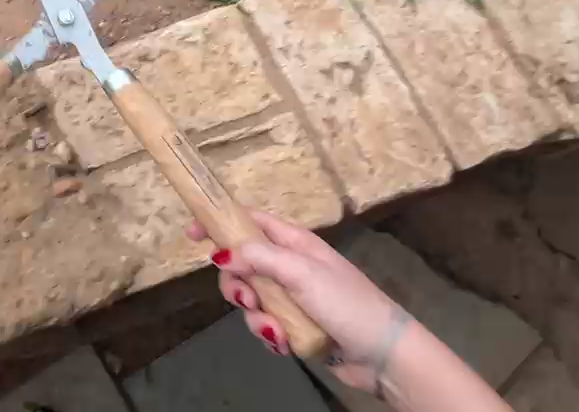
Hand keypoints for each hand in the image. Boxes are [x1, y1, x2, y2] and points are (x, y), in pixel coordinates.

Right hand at [188, 211, 412, 389]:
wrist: (386, 357)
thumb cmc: (347, 303)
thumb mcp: (301, 272)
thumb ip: (258, 256)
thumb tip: (220, 253)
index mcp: (293, 242)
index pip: (247, 221)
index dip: (219, 223)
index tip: (193, 234)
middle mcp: (288, 265)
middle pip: (240, 262)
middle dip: (236, 282)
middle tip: (245, 297)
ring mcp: (291, 296)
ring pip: (249, 295)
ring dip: (253, 312)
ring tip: (271, 328)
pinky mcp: (294, 325)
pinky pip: (264, 321)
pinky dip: (268, 332)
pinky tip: (283, 342)